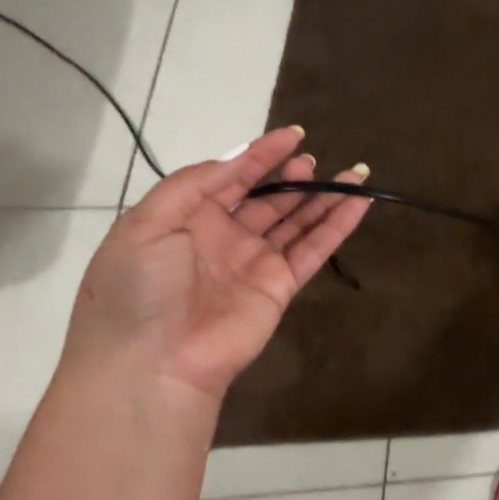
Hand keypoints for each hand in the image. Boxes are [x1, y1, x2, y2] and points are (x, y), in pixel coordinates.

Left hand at [61, 127, 373, 400]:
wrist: (150, 365)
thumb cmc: (138, 289)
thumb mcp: (147, 225)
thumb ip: (194, 184)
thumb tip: (239, 157)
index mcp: (184, 220)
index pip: (230, 177)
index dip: (261, 155)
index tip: (294, 135)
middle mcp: (222, 237)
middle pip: (267, 197)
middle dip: (291, 176)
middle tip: (312, 162)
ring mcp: (254, 262)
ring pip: (297, 220)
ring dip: (324, 196)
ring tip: (353, 174)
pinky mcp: (281, 286)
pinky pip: (315, 248)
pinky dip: (339, 224)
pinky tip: (360, 202)